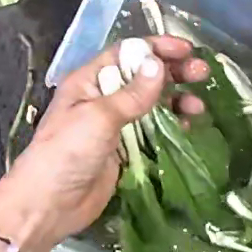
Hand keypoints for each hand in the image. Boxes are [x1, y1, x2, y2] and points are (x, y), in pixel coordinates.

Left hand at [0, 36, 207, 251]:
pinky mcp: (123, 150)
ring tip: (198, 105)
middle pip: (142, 77)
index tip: (187, 49)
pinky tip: (188, 125)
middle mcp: (102, 98)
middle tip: (202, 74)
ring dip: (175, 100)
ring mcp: (113, 125)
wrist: (49, 204)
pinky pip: (152, 131)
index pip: (126, 53)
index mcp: (89, 81)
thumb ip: (132, 93)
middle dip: (172, 72)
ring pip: (150, 104)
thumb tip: (158, 64)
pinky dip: (170, 125)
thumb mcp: (99, 117)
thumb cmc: (67, 153)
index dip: (156, 48)